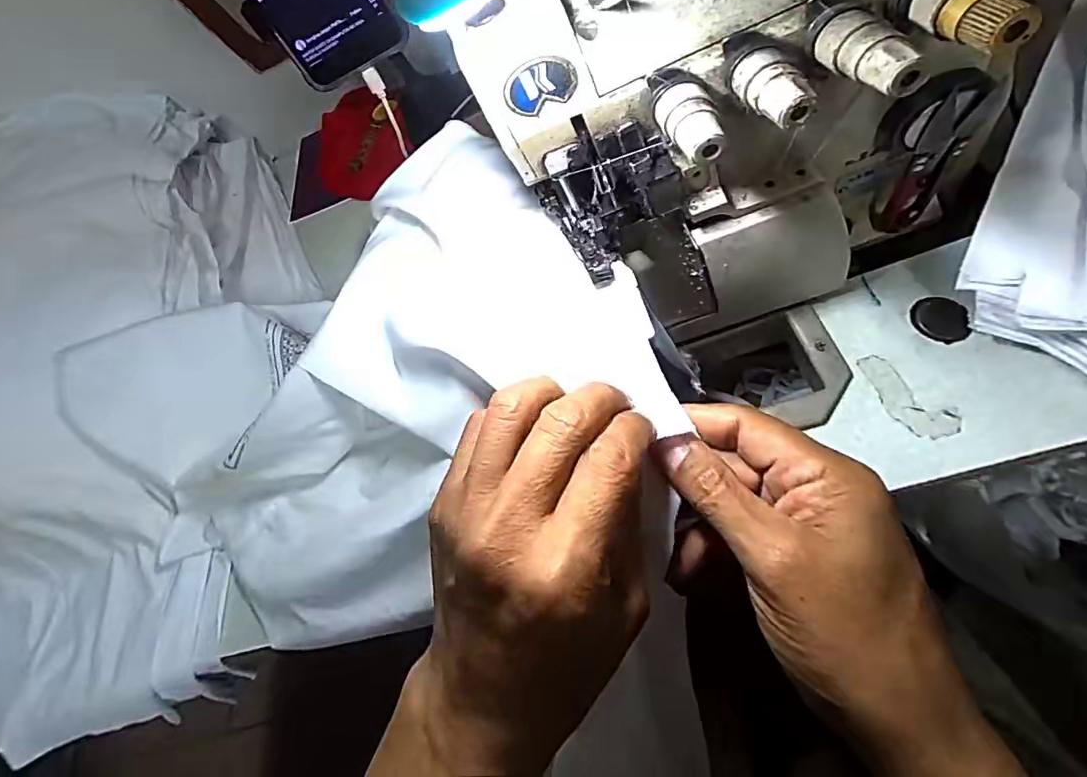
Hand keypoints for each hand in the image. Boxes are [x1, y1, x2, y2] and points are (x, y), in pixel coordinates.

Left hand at [370, 379, 654, 775]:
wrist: (481, 694)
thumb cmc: (569, 660)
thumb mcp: (630, 600)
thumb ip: (633, 517)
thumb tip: (637, 449)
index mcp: (564, 564)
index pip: (609, 457)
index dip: (636, 428)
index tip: (644, 428)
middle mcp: (509, 528)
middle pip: (562, 421)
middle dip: (603, 398)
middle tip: (618, 407)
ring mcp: (466, 509)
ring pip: (511, 407)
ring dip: (553, 392)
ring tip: (574, 407)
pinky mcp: (442, 501)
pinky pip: (479, 426)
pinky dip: (515, 413)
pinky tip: (536, 429)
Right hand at [661, 404, 1024, 776]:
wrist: (900, 720)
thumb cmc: (853, 639)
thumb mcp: (773, 558)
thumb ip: (718, 495)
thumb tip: (672, 444)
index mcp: (826, 473)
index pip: (748, 425)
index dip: (695, 423)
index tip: (647, 431)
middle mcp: (818, 488)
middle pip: (739, 461)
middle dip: (692, 483)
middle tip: (646, 497)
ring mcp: (808, 522)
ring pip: (737, 500)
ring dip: (699, 522)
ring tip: (672, 553)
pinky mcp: (799, 553)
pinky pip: (747, 532)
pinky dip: (716, 546)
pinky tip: (691, 569)